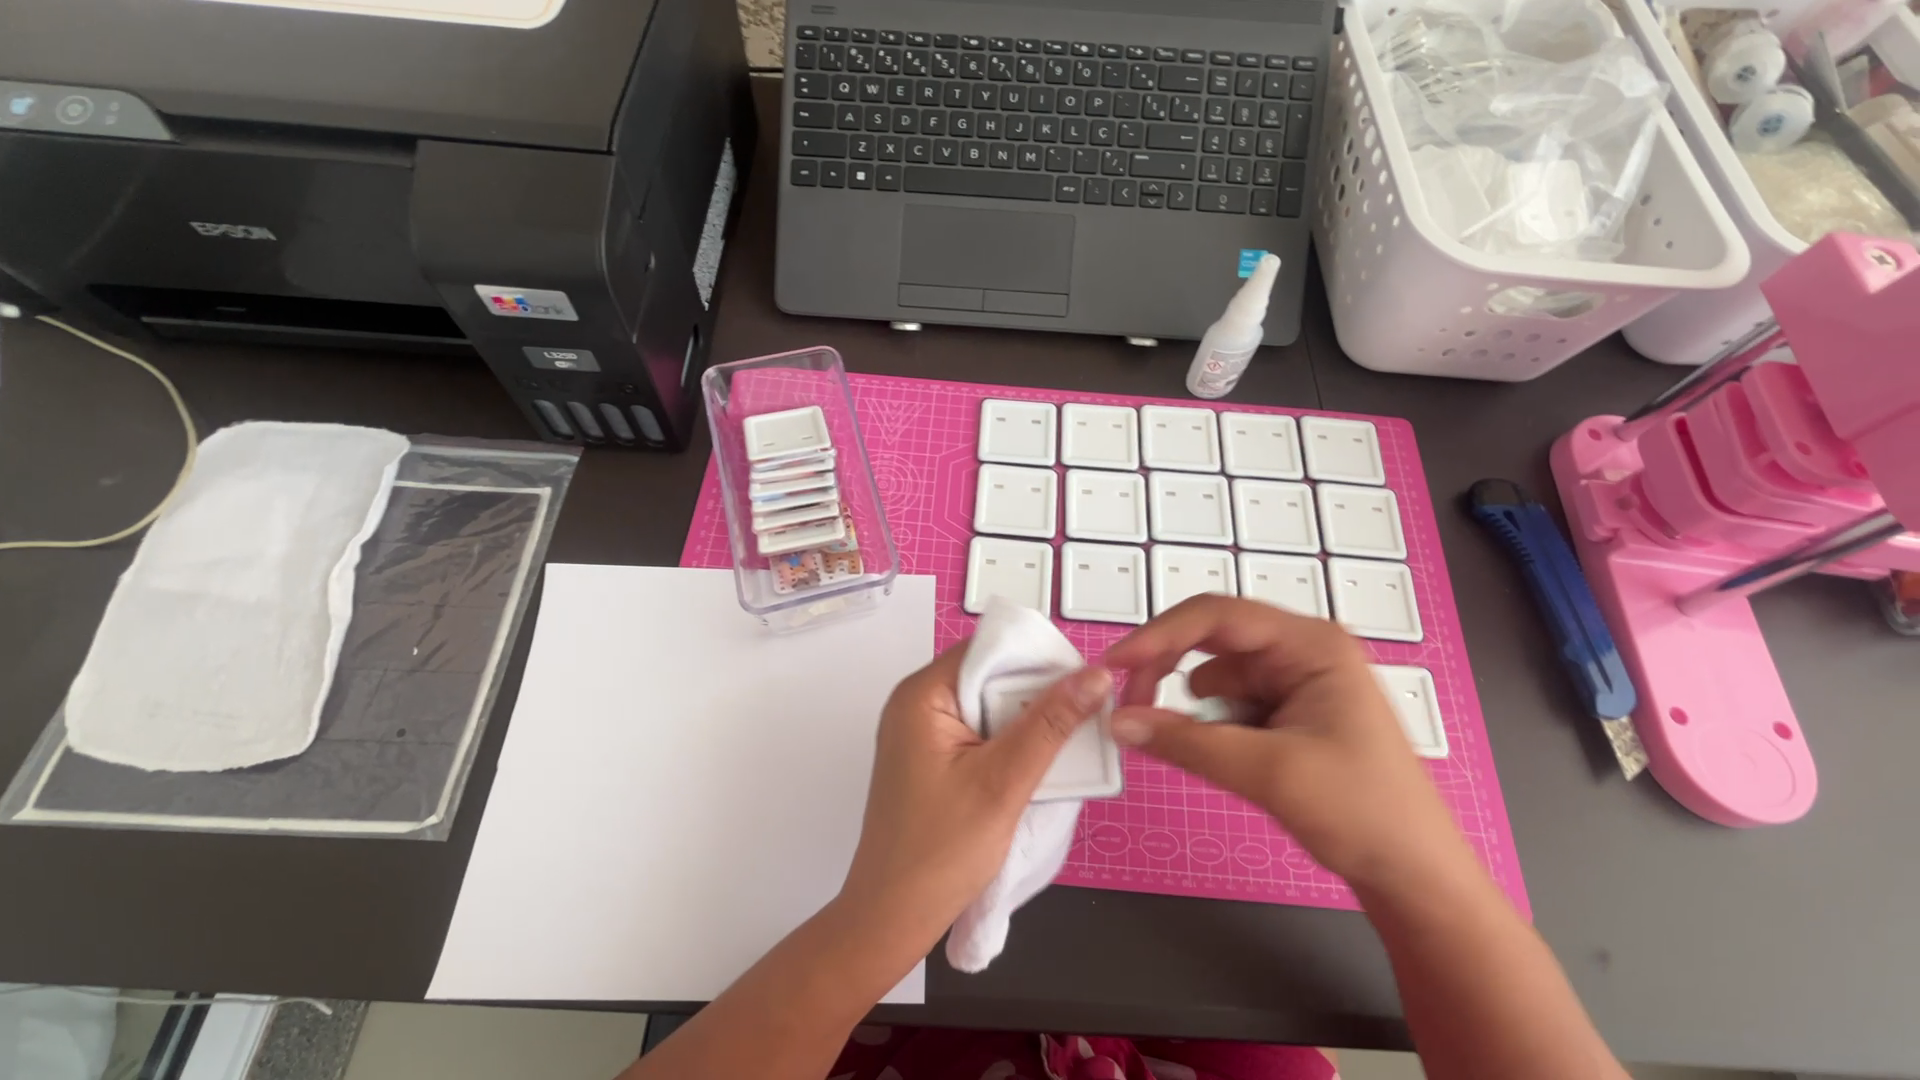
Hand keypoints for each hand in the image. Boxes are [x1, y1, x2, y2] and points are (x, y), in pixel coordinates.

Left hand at [840, 639, 1110, 945]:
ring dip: (1027, 722)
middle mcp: (916, 704)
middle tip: (1086, 715)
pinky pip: (978, 733)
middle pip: (989, 676)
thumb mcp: (1003, 781)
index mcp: (921, 695)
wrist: (892, 916)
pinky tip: (1037, 765)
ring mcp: (920, 733)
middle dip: (1036, 694)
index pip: (988, 650)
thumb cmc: (940, 851)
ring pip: (988, 707)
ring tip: (1070, 742)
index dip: (1038, 660)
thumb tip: (1094, 676)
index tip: (1086, 682)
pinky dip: (1009, 744)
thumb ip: (1050, 724)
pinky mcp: (930, 759)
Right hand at [1103, 596, 1468, 891]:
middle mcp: (1301, 652)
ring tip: (1191, 747)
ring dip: (1192, 708)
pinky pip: (1229, 707)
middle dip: (1168, 671)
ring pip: (1215, 678)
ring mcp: (1296, 684)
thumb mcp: (1268, 772)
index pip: (1217, 617)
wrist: (1413, 874)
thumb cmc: (1360, 811)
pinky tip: (1222, 758)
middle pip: (1212, 642)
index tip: (1113, 666)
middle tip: (1131, 710)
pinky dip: (1209, 727)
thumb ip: (1187, 742)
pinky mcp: (1288, 715)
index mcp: (1310, 644)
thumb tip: (1118, 721)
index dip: (1158, 636)